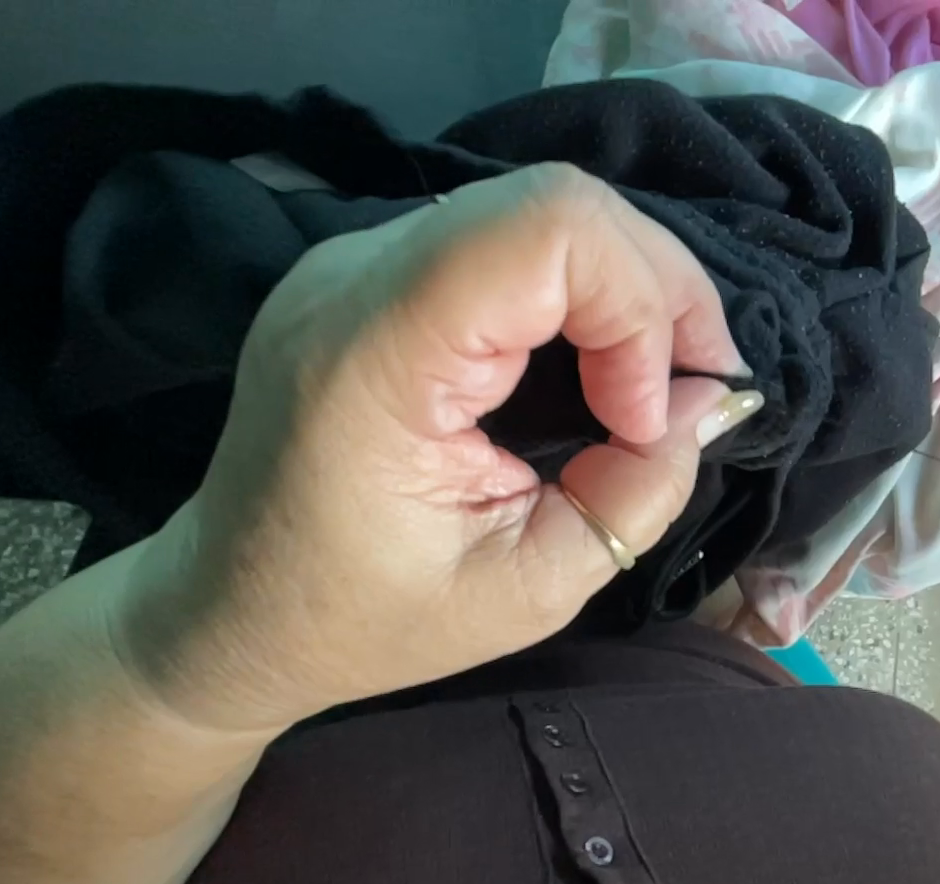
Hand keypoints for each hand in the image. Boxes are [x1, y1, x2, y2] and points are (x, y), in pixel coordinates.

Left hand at [113, 164, 758, 731]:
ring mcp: (367, 263)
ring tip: (663, 382)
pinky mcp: (390, 277)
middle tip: (698, 388)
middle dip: (663, 295)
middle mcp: (361, 275)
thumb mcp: (532, 592)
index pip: (547, 231)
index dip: (638, 312)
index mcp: (375, 355)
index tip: (644, 422)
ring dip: (638, 294)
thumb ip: (638, 494)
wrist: (229, 607)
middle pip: (563, 208)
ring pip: (553, 217)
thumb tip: (710, 403)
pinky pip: (525, 248)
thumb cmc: (370, 621)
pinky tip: (611, 365)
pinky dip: (597, 299)